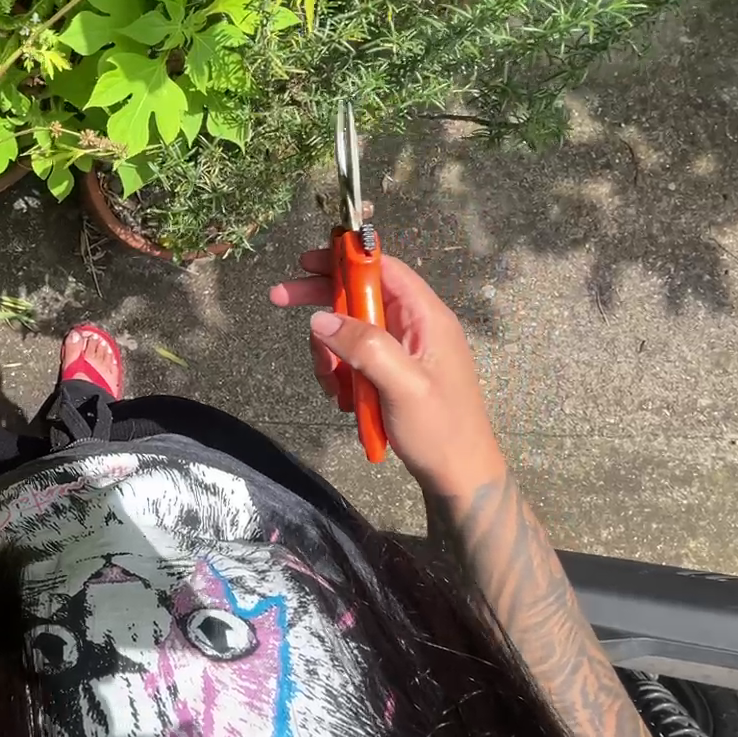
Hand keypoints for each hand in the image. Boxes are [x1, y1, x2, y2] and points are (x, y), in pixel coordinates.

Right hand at [268, 251, 505, 497]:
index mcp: (427, 318)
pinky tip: (341, 396)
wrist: (458, 477)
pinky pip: (350, 356)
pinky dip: (336, 371)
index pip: (384, 269)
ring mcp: (400, 349)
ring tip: (331, 384)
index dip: (346, 259)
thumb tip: (320, 319)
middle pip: (358, 295)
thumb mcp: (403, 387)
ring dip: (328, 351)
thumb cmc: (441, 431)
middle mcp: (413, 326)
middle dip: (320, 299)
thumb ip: (364, 347)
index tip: (307, 261)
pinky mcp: (388, 370)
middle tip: (279, 298)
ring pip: (346, 329)